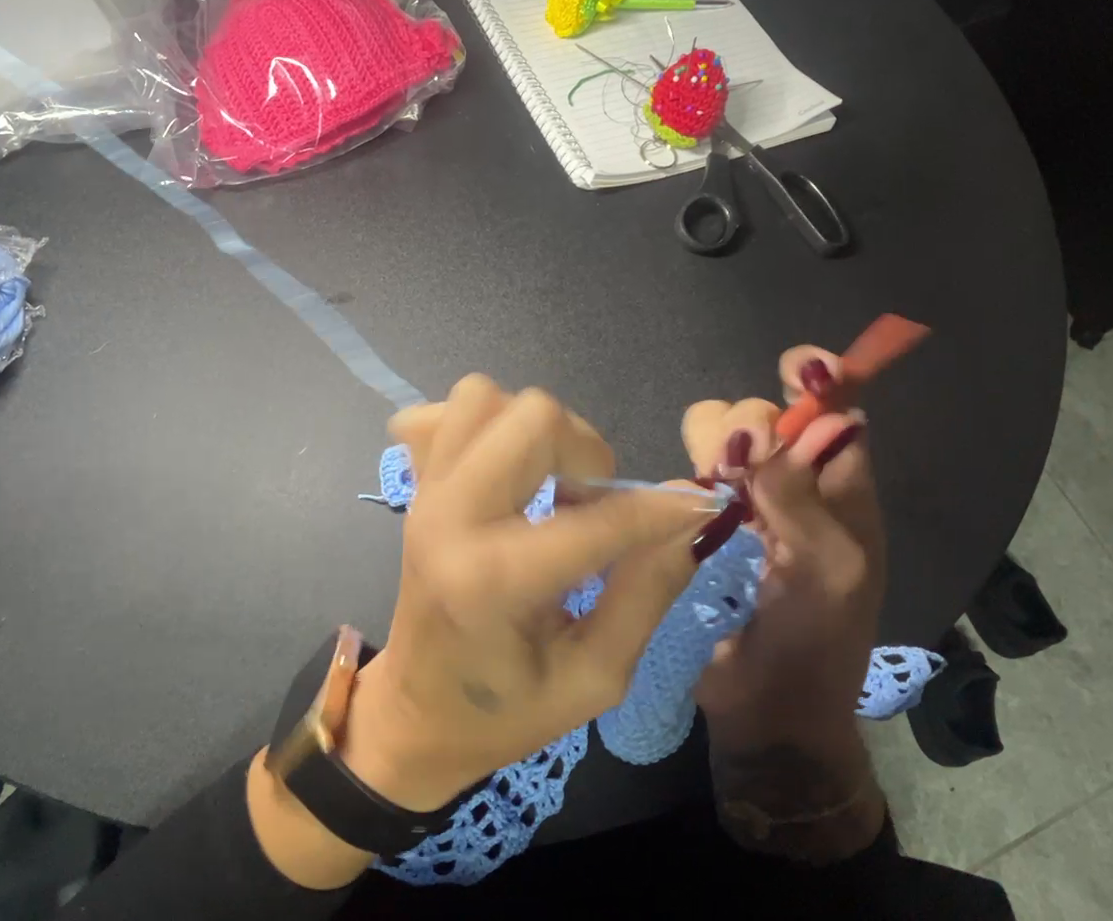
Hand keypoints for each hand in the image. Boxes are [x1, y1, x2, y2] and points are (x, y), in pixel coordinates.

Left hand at [347, 375, 714, 810]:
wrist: (416, 713)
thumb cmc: (508, 711)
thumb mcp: (596, 677)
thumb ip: (647, 592)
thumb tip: (691, 517)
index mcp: (492, 581)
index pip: (595, 518)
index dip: (660, 512)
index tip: (696, 509)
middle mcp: (451, 518)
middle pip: (533, 417)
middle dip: (587, 453)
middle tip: (595, 504)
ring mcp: (426, 493)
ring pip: (486, 398)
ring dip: (537, 432)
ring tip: (552, 484)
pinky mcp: (415, 484)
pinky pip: (446, 412)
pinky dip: (486, 424)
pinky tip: (506, 471)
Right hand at [680, 346, 887, 744]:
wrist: (768, 709)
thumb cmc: (816, 641)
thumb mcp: (828, 568)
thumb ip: (799, 498)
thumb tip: (760, 437)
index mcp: (844, 491)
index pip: (835, 414)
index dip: (818, 383)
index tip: (791, 368)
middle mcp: (797, 488)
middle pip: (768, 417)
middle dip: (750, 424)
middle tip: (734, 467)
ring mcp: (748, 508)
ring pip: (723, 440)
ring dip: (713, 445)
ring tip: (711, 484)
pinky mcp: (705, 527)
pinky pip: (694, 476)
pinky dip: (690, 473)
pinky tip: (692, 499)